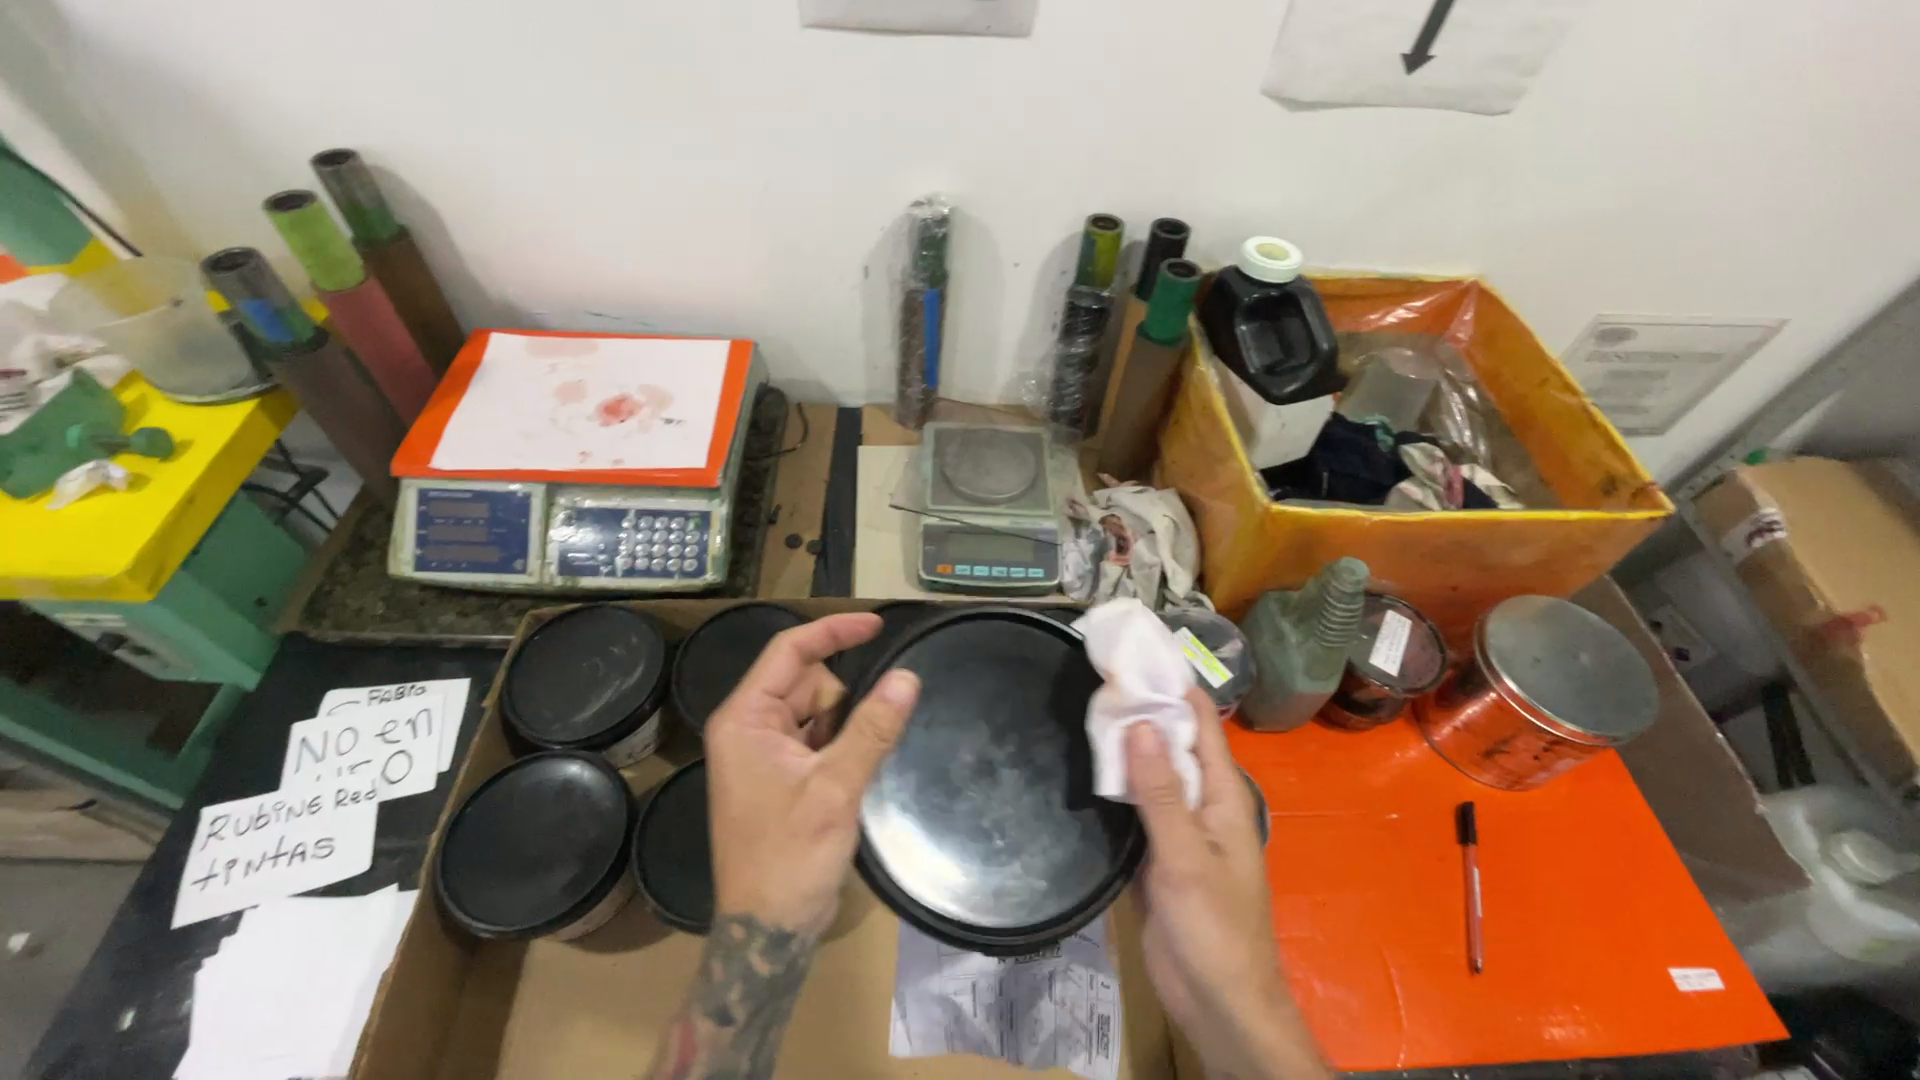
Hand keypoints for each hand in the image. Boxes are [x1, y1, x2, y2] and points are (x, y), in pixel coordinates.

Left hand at [703, 613, 920, 937]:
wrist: (768, 928)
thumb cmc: (788, 856)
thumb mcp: (835, 788)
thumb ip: (872, 728)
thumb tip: (908, 676)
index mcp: (745, 718)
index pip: (790, 651)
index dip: (834, 631)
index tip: (879, 624)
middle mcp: (750, 727)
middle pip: (810, 682)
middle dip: (844, 702)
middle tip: (856, 751)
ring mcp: (766, 752)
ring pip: (820, 711)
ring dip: (847, 727)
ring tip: (851, 774)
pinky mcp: (783, 775)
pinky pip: (821, 738)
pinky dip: (843, 745)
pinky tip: (854, 774)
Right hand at [1127, 690, 1329, 1079]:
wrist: (1217, 1001)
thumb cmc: (1214, 927)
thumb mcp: (1186, 856)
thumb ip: (1161, 791)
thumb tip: (1140, 723)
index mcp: (1222, 795)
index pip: (1201, 724)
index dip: (1175, 686)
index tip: (1138, 654)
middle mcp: (1202, 802)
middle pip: (1173, 743)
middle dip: (1142, 710)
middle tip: (1096, 677)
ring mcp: (1179, 828)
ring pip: (1152, 773)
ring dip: (1127, 745)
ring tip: (1085, 710)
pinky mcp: (1157, 852)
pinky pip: (1137, 806)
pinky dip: (1117, 784)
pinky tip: (1088, 767)